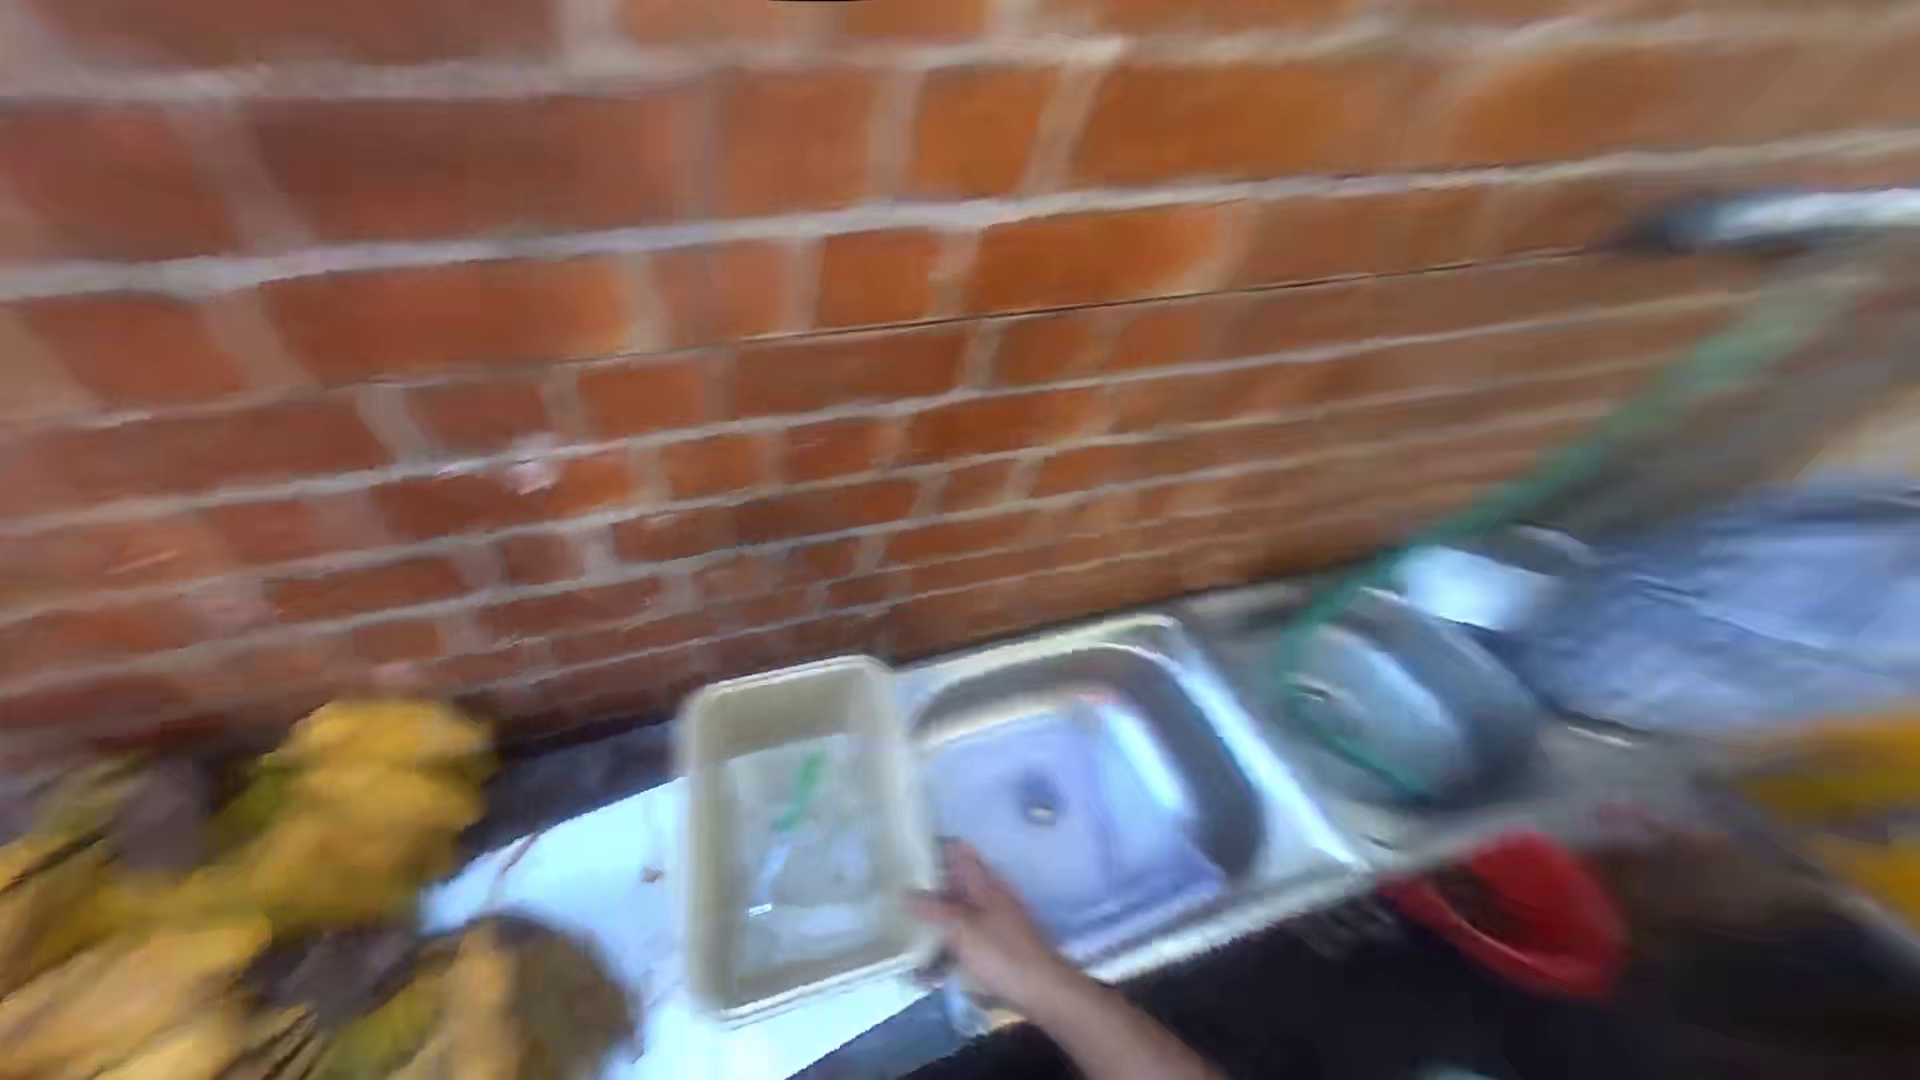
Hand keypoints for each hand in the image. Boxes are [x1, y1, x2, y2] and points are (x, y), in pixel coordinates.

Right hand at [904, 840, 1082, 1009]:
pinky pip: (965, 939)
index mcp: (985, 883)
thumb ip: (933, 909)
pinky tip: (929, 967)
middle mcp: (991, 896)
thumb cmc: (1002, 952)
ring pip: (960, 912)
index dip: (938, 846)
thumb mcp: (962, 928)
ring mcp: (996, 921)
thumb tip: (904, 892)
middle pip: (957, 882)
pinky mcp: (997, 947)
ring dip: (938, 919)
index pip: (960, 852)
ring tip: (909, 929)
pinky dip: (948, 946)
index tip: (913, 849)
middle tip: (902, 891)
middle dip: (931, 885)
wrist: (1042, 989)